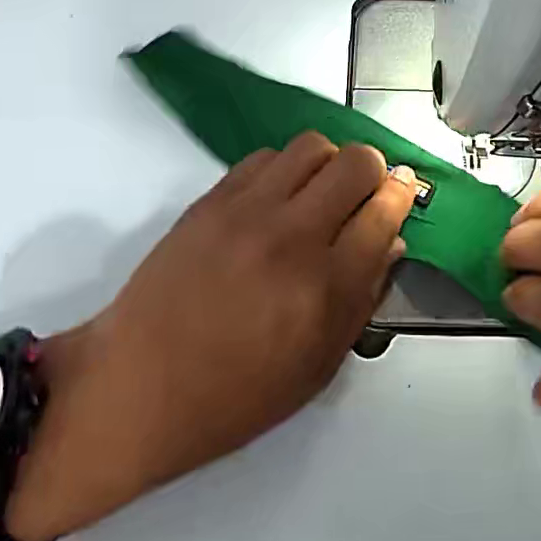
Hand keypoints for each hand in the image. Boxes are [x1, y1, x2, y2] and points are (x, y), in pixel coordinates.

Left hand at [8, 131, 415, 540]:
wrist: (136, 386)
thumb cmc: (235, 394)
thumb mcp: (318, 366)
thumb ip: (362, 300)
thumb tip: (389, 242)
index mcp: (325, 287)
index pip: (385, 211)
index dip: (403, 195)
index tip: (403, 194)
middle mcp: (292, 237)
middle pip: (357, 163)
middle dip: (374, 172)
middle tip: (365, 193)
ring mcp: (247, 211)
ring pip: (313, 146)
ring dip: (330, 162)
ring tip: (321, 192)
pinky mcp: (211, 200)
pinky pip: (265, 157)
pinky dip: (285, 168)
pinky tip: (278, 197)